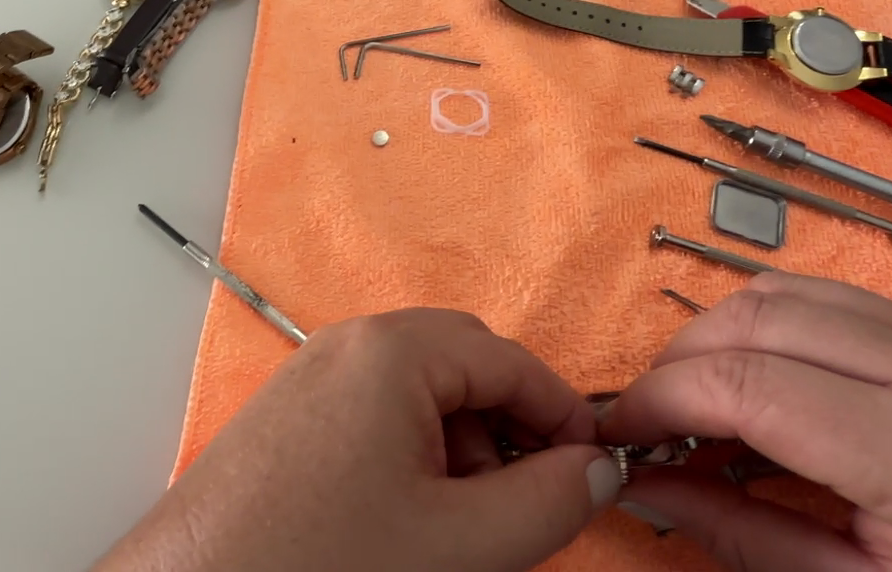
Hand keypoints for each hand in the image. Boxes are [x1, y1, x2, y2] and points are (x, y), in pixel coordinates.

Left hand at [91, 309, 622, 571]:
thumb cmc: (328, 557)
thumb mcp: (459, 543)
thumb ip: (548, 502)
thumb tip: (598, 466)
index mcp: (392, 348)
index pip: (506, 357)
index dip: (561, 411)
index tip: (595, 468)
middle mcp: (350, 340)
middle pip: (461, 359)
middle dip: (507, 422)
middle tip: (526, 496)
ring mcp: (315, 366)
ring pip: (418, 384)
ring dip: (461, 438)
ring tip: (462, 518)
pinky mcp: (293, 402)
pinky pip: (376, 403)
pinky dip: (413, 443)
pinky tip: (409, 508)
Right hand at [600, 273, 891, 571]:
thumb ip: (747, 540)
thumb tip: (647, 488)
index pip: (746, 383)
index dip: (660, 399)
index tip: (620, 433)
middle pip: (756, 316)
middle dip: (679, 360)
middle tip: (655, 421)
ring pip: (786, 289)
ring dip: (720, 332)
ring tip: (703, 398)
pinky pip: (834, 296)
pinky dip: (773, 322)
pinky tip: (769, 378)